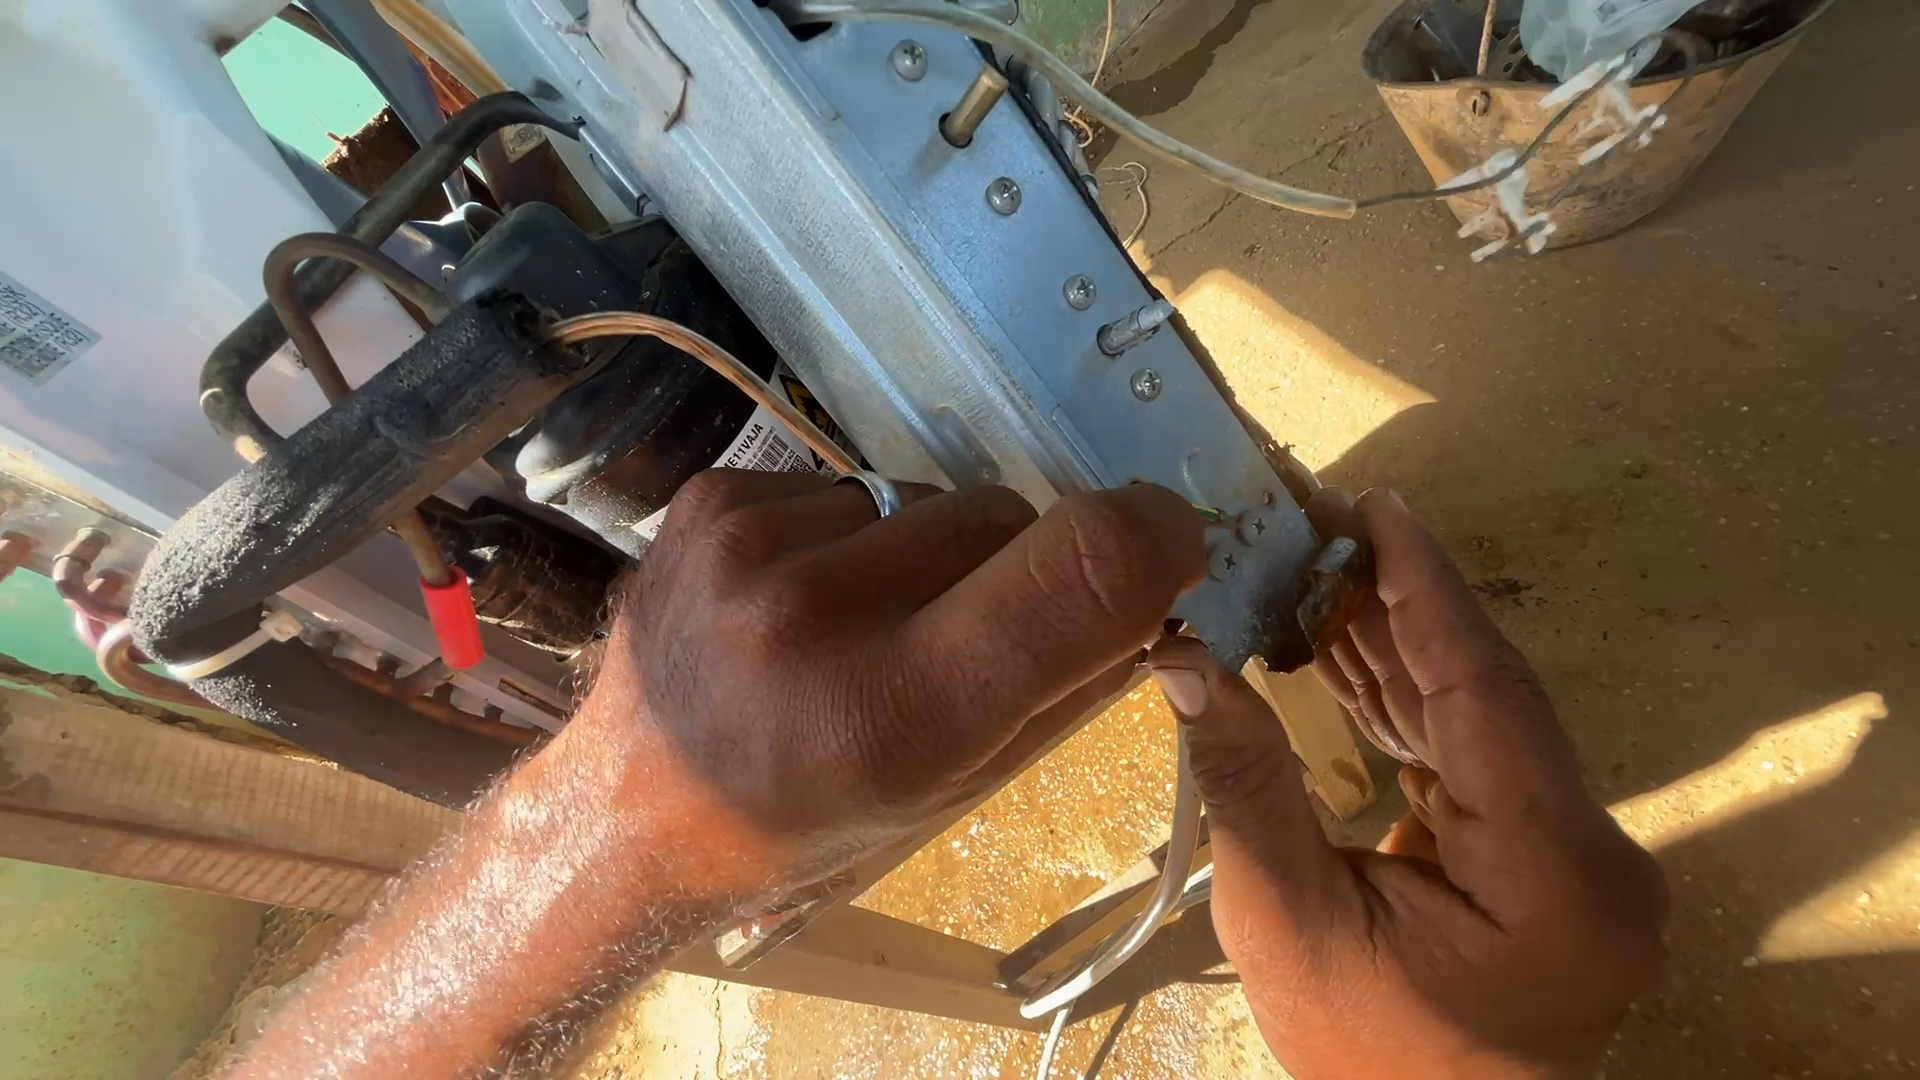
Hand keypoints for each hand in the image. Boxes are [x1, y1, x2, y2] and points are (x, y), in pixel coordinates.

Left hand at [582, 469, 1205, 886]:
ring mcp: (750, 545)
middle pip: (1001, 516)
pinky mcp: (712, 498)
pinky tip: (797, 594)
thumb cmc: (808, 819)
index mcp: (895, 714)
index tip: (1164, 542)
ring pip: (925, 499)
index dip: (1150, 538)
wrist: (636, 808)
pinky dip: (850, 536)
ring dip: (925, 550)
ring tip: (858, 619)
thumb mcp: (948, 788)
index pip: (1077, 574)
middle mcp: (817, 616)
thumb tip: (1144, 584)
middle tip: (957, 626)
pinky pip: (847, 489)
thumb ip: (1057, 684)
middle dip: (1014, 563)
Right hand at [1147, 488, 1666, 1078]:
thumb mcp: (1281, 912)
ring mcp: (1559, 844)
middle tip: (1322, 517)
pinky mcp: (1524, 845)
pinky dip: (1388, 684)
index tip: (1379, 507)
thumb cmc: (1356, 1044)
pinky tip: (1330, 636)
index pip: (1486, 692)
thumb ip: (1243, 777)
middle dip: (1395, 595)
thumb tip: (1180, 657)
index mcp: (1554, 872)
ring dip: (1385, 632)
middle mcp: (1584, 845)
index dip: (1426, 590)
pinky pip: (1451, 739)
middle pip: (1480, 686)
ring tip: (1313, 560)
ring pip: (1465, 705)